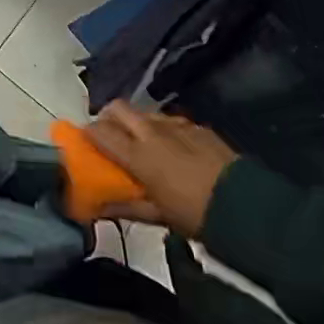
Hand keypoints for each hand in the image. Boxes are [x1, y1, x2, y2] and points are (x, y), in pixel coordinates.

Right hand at [84, 101, 238, 238]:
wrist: (239, 201)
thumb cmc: (192, 214)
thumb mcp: (155, 215)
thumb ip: (124, 205)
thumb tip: (97, 206)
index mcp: (139, 154)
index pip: (102, 131)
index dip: (88, 133)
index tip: (83, 142)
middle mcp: (153, 131)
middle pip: (119, 108)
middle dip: (107, 117)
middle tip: (106, 136)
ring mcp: (176, 124)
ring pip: (143, 112)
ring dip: (133, 122)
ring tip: (137, 144)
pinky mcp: (194, 125)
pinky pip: (167, 120)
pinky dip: (159, 128)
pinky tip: (167, 147)